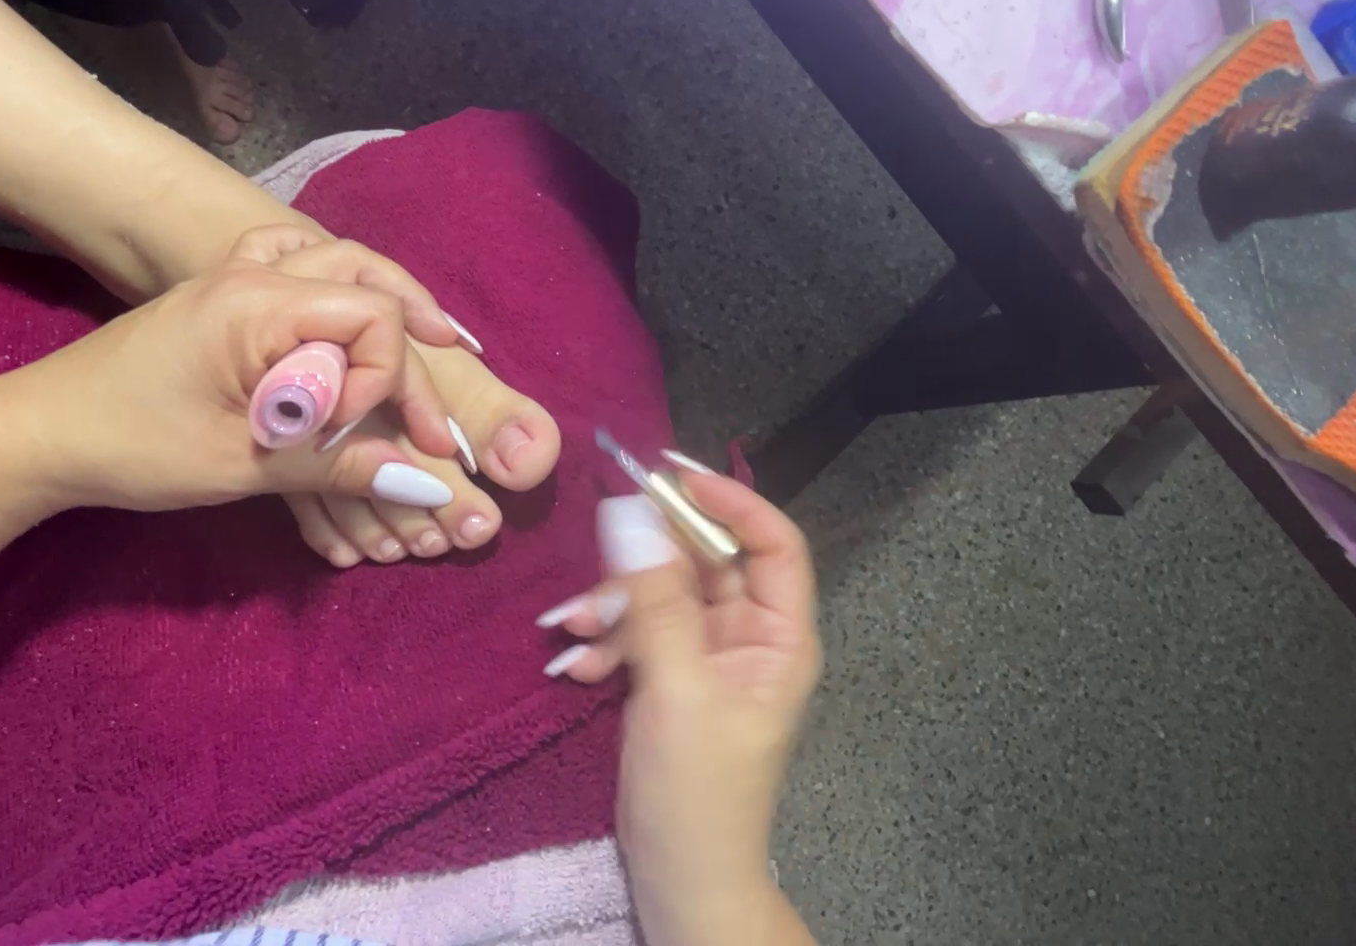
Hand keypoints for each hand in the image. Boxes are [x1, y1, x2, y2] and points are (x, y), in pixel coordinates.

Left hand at [0, 248, 459, 515]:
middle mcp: (256, 275)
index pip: (372, 318)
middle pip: (368, 283)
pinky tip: (346, 305)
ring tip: (429, 333)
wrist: (35, 436)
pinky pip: (296, 262)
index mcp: (258, 305)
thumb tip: (427, 482)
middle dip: (410, 342)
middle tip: (437, 398)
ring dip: (387, 295)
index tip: (370, 435)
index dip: (391, 378)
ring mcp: (237, 278)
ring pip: (339, 260)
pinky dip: (335, 280)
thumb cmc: (133, 448)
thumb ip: (340, 465)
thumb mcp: (244, 465)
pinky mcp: (226, 297)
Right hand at [538, 474, 821, 944]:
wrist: (680, 879)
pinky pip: (642, 627)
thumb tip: (629, 513)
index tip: (672, 476)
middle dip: (649, 557)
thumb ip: (654, 600)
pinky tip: (581, 663)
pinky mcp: (672, 669)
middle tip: (601, 554)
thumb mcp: (677, 689)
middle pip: (706, 560)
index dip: (730, 502)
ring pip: (664, 591)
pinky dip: (610, 637)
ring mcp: (708, 650)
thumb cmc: (698, 792)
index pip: (772, 541)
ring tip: (577, 627)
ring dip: (617, 603)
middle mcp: (749, 631)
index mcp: (779, 634)